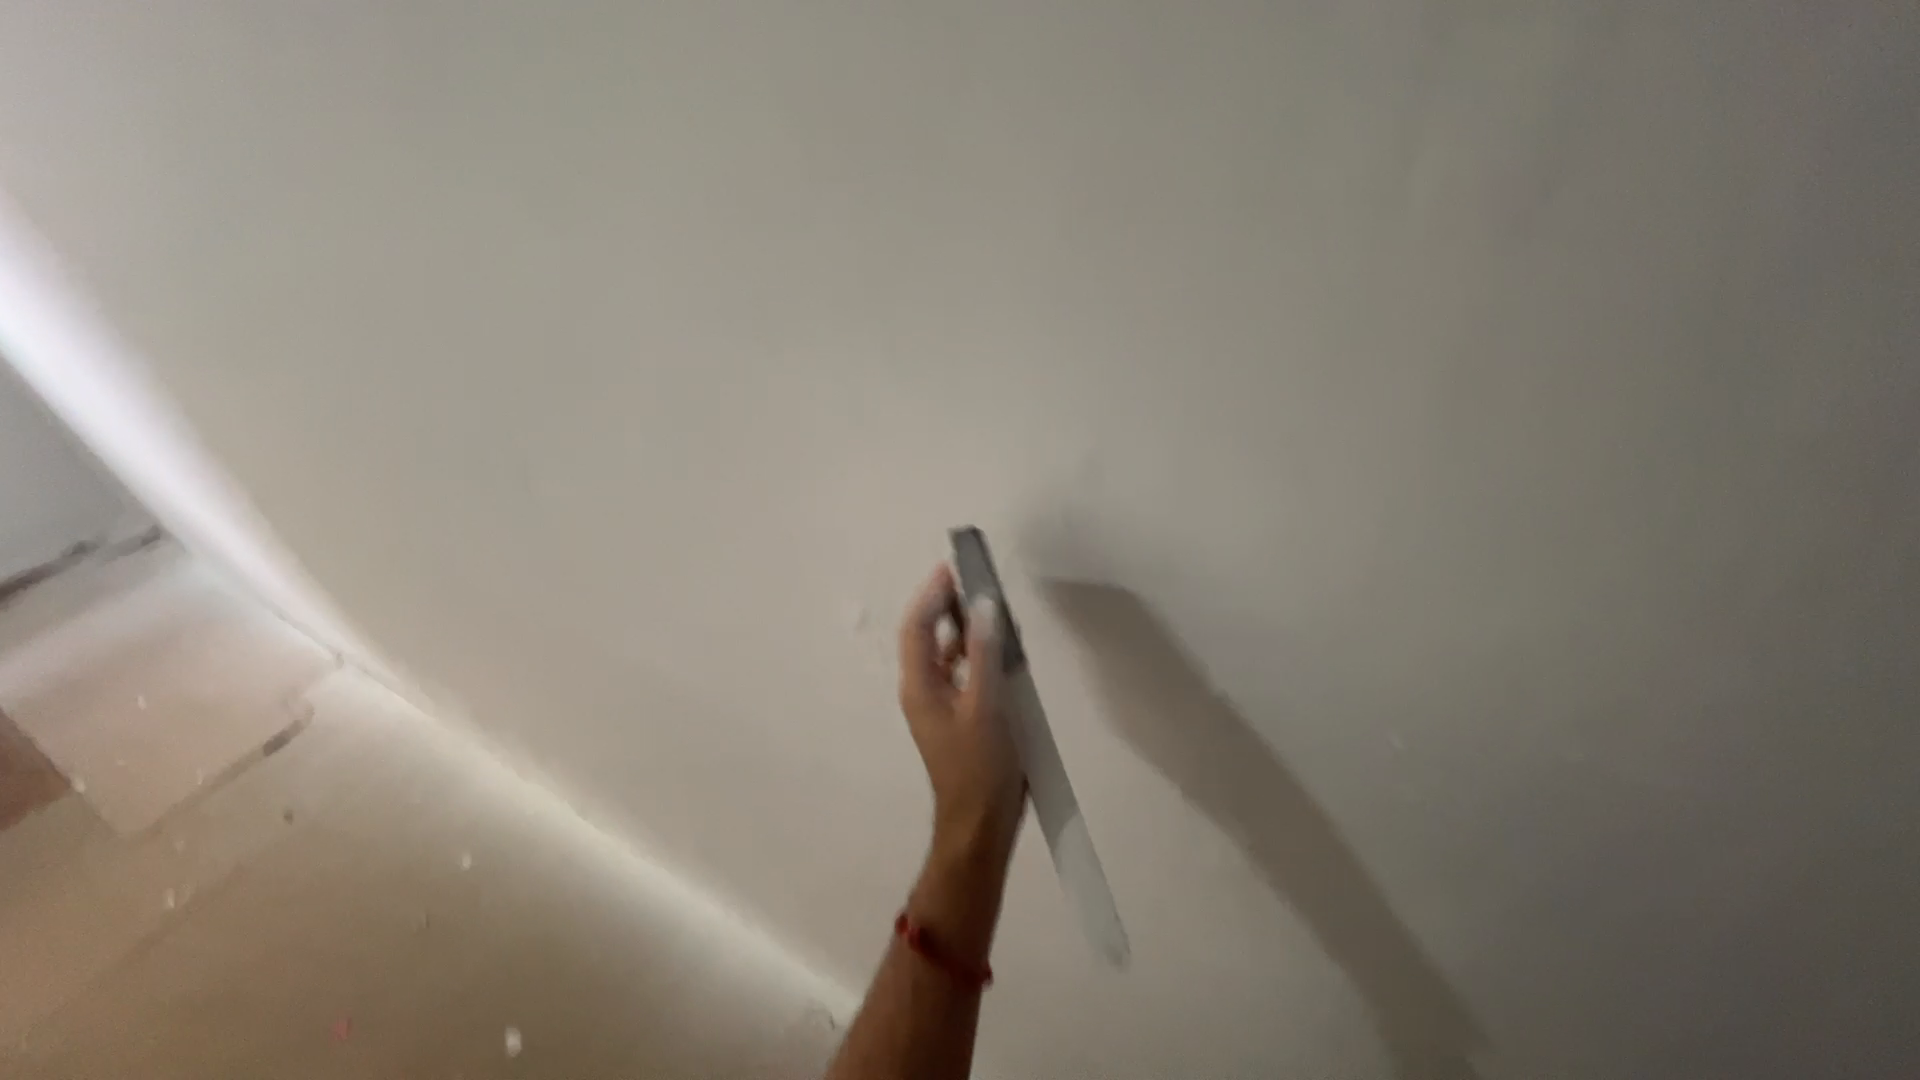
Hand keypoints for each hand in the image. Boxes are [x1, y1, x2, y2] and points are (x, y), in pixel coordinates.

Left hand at [897, 564, 1025, 848]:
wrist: (981, 823)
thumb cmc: (981, 765)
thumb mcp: (987, 705)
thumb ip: (985, 653)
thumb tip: (984, 606)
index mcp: (920, 685)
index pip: (918, 626)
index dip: (931, 594)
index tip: (953, 566)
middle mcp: (923, 689)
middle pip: (928, 635)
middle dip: (945, 603)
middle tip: (972, 577)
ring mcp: (940, 704)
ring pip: (946, 652)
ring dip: (963, 625)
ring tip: (988, 602)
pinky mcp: (960, 716)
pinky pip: (963, 671)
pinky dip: (977, 652)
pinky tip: (1001, 647)